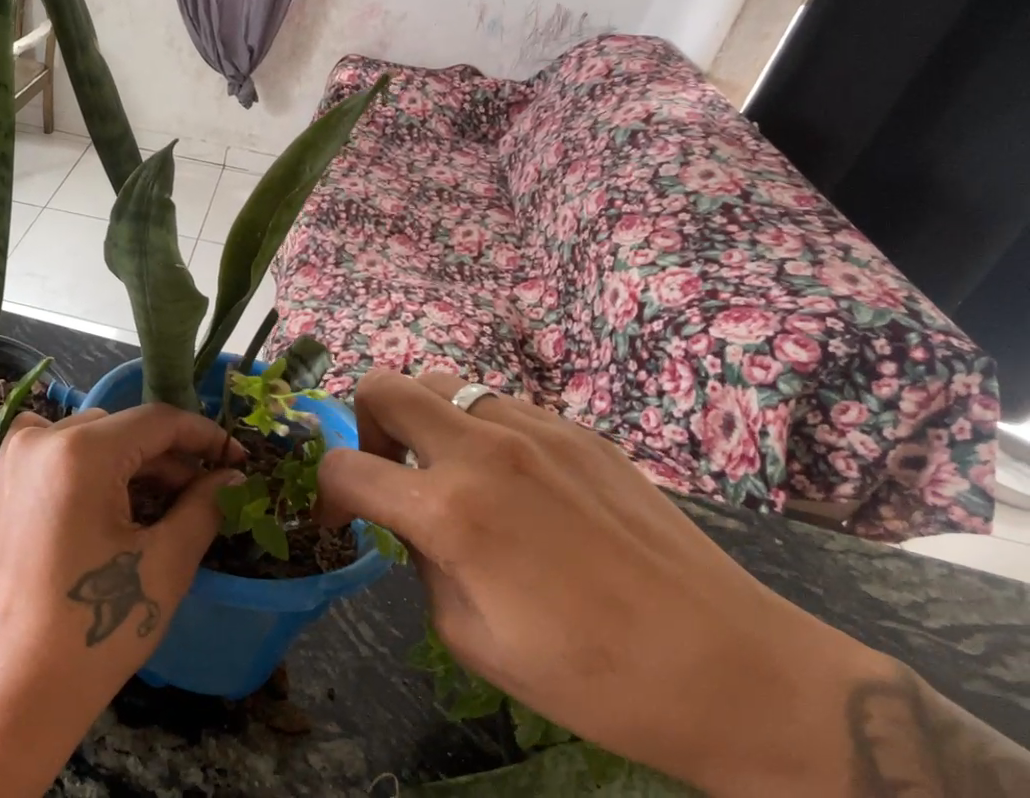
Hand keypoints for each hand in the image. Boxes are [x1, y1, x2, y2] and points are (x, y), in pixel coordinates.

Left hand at [0, 405, 242, 797]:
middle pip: (121, 430)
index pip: (156, 421)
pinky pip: (54, 457)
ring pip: (88, 441)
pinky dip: (88, 470)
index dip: (204, 436)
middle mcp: (38, 441)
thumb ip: (204, 507)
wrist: (14, 687)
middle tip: (206, 495)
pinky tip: (110, 507)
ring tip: (163, 507)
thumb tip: (234, 478)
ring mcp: (11, 463)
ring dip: (130, 465)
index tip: (239, 460)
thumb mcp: (164, 564)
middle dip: (168, 458)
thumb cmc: (95, 628)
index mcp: (79, 451)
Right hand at [318, 371, 894, 796]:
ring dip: (426, 423)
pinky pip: (503, 405)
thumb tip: (417, 527)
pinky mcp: (583, 433)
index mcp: (450, 511)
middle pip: (383, 386)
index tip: (344, 521)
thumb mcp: (470, 638)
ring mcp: (539, 431)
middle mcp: (485, 450)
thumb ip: (422, 564)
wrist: (736, 674)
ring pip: (443, 383)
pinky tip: (518, 487)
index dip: (327, 495)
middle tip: (393, 475)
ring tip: (454, 477)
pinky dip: (483, 431)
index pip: (345, 468)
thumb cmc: (593, 679)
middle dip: (366, 426)